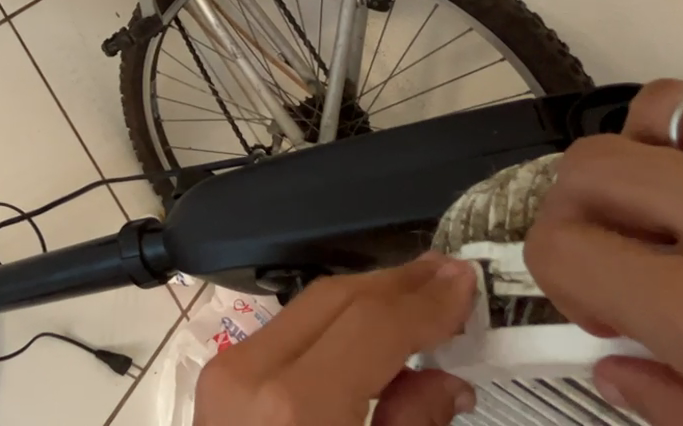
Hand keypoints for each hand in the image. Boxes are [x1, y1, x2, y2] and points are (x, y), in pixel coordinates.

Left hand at [192, 254, 477, 425]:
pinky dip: (331, 325)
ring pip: (306, 309)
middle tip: (448, 276)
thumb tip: (443, 382)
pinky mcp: (217, 378)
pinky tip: (368, 334)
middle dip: (395, 284)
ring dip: (364, 300)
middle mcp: (251, 371)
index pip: (370, 324)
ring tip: (418, 297)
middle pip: (332, 300)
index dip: (424, 299)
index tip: (465, 281)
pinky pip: (284, 334)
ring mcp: (226, 370)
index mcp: (295, 406)